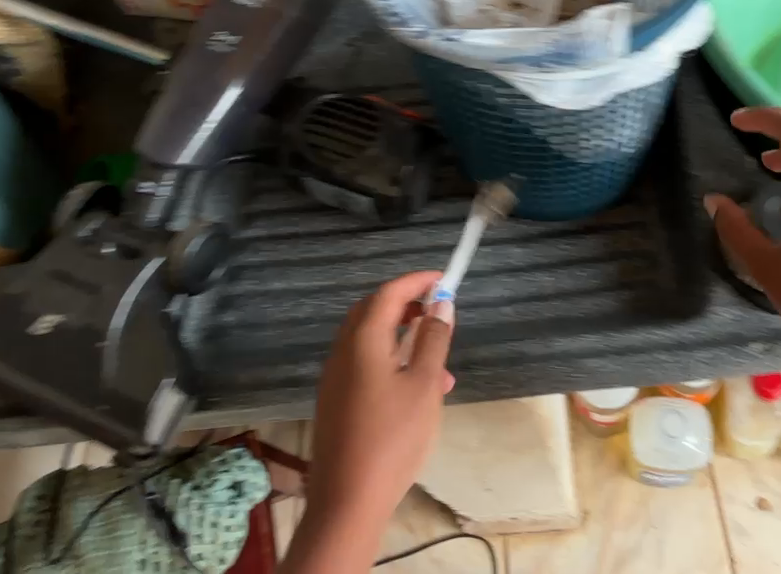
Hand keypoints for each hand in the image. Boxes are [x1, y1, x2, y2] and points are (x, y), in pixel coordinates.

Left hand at [302, 272, 455, 539]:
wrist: (348, 500)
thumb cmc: (393, 437)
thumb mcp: (425, 385)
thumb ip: (434, 339)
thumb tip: (442, 303)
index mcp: (363, 339)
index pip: (390, 292)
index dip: (417, 281)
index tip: (445, 279)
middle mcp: (343, 350)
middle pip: (374, 311)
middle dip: (407, 305)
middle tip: (437, 311)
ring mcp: (335, 376)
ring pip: (369, 340)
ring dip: (402, 337)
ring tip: (439, 363)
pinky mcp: (335, 400)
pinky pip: (364, 363)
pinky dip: (390, 360)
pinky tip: (416, 391)